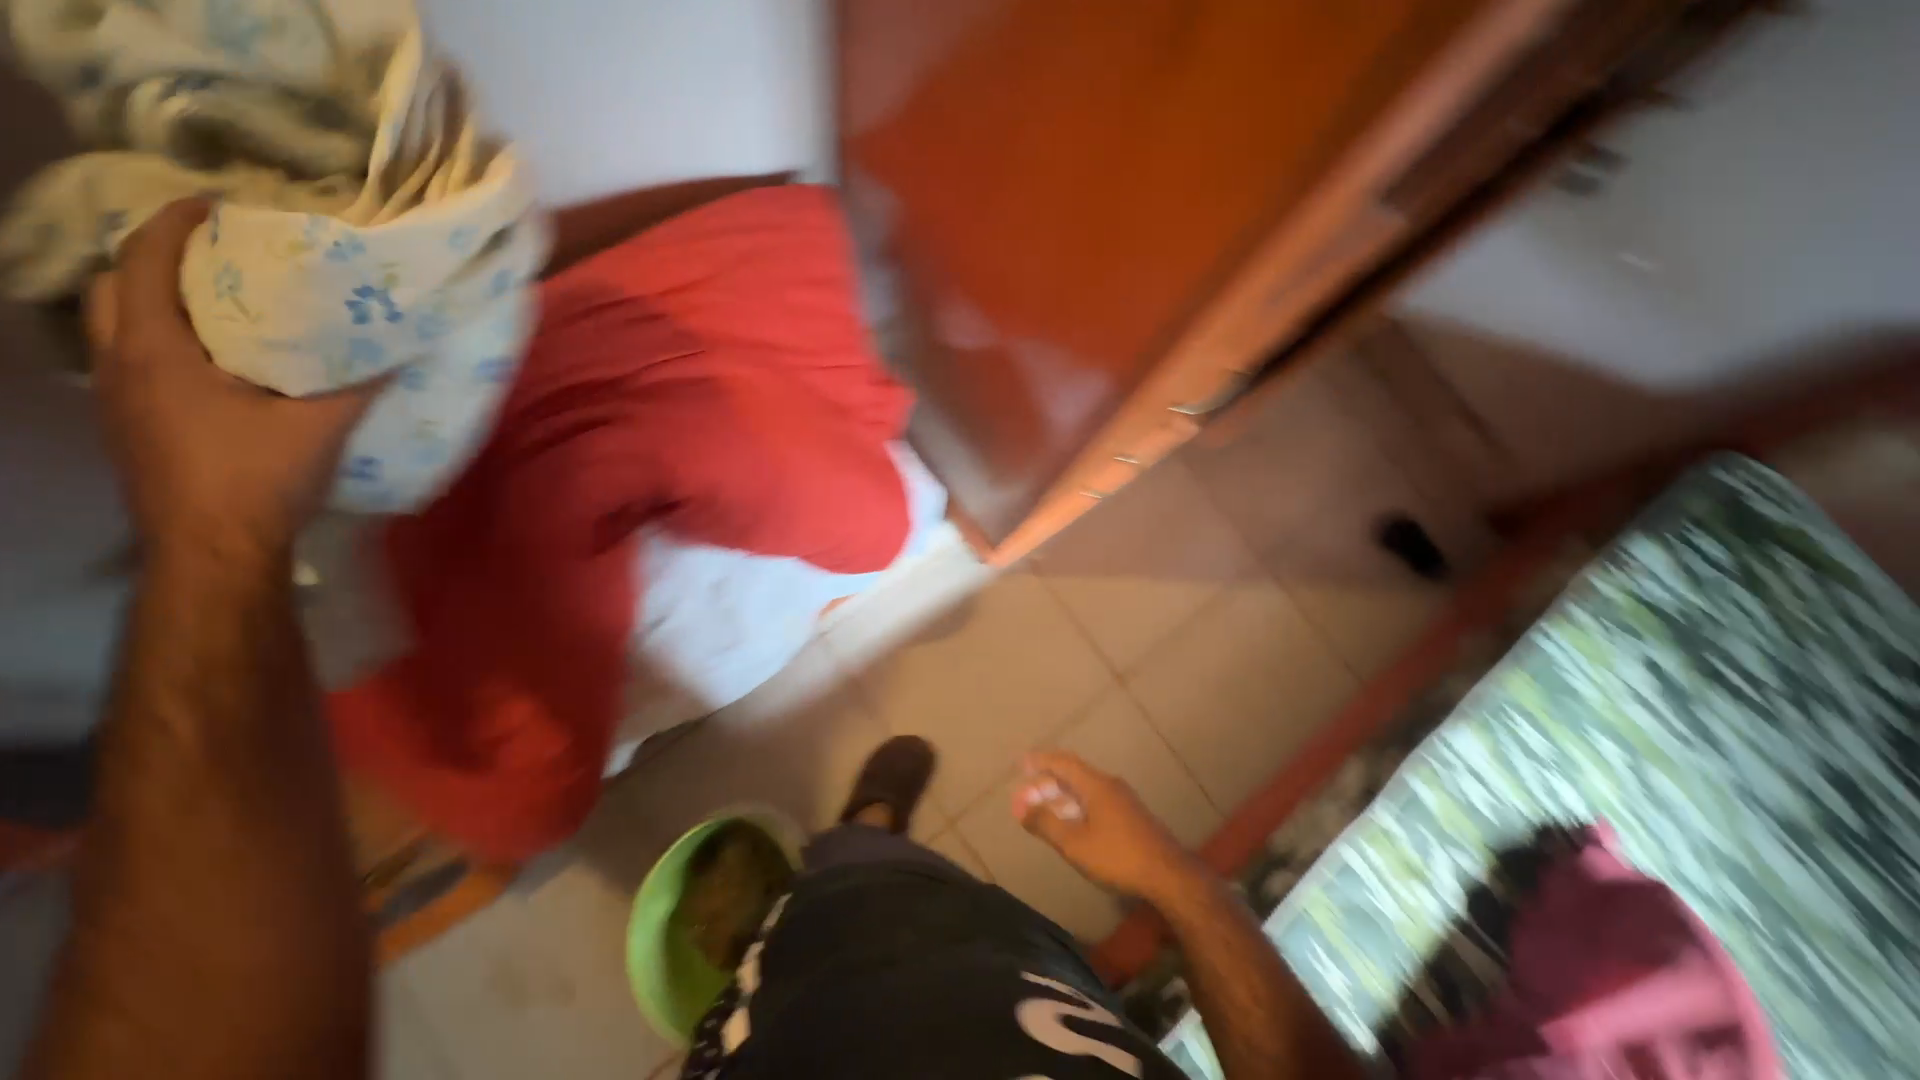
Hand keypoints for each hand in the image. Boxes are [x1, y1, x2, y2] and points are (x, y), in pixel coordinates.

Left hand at [91, 200, 380, 560]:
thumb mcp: (320, 426)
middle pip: (112, 288)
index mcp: (156, 351)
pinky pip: (128, 363)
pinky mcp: (126, 430)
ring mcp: (114, 401)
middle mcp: (119, 366)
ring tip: (210, 306)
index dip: (173, 224)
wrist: (211, 552)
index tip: (213, 206)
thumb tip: (398, 349)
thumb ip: (356, 383)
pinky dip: (157, 342)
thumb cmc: (257, 479)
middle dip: (151, 260)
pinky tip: (208, 366)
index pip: (145, 262)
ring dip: (150, 304)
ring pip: (113, 328)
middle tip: (209, 257)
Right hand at [1012, 750, 1205, 902]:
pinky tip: (1072, 823)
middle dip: (1048, 782)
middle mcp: (1110, 785)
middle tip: (1028, 794)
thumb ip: (1046, 823)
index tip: (1021, 762)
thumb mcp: (1074, 843)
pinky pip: (1096, 800)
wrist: (1168, 874)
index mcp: (1095, 785)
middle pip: (1074, 774)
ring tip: (1045, 808)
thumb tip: (1020, 807)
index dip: (1040, 761)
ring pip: (1085, 789)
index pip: (1063, 762)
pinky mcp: (1131, 816)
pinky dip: (1077, 805)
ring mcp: (1123, 800)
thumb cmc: (1117, 856)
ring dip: (1062, 795)